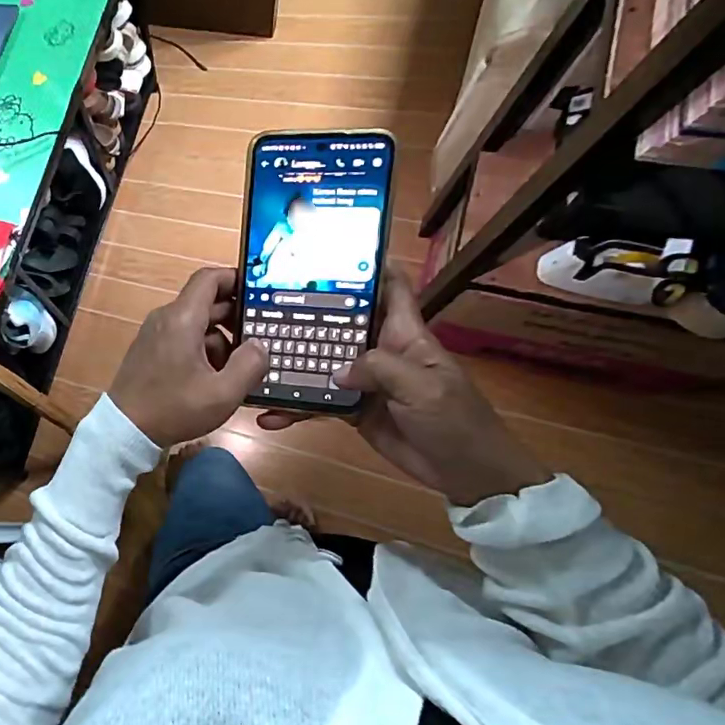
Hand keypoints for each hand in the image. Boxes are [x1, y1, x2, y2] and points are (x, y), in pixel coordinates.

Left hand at [109, 267, 267, 447]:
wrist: (125, 429)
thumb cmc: (174, 408)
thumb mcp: (222, 393)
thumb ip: (249, 365)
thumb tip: (259, 345)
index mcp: (183, 318)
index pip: (210, 278)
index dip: (236, 279)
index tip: (258, 294)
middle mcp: (166, 318)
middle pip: (207, 303)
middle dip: (235, 319)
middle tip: (259, 339)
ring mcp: (155, 333)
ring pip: (197, 323)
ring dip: (220, 340)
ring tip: (237, 370)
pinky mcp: (150, 349)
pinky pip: (183, 337)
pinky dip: (202, 349)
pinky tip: (213, 378)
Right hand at [257, 269, 548, 505]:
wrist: (467, 473)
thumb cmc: (455, 421)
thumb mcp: (423, 388)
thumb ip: (379, 369)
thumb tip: (335, 371)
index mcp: (404, 334)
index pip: (390, 288)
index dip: (367, 265)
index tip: (330, 251)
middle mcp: (381, 349)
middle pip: (343, 322)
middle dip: (311, 312)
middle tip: (266, 302)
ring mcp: (365, 380)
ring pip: (324, 362)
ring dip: (295, 361)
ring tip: (257, 358)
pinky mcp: (354, 408)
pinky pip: (320, 403)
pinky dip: (296, 409)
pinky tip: (269, 415)